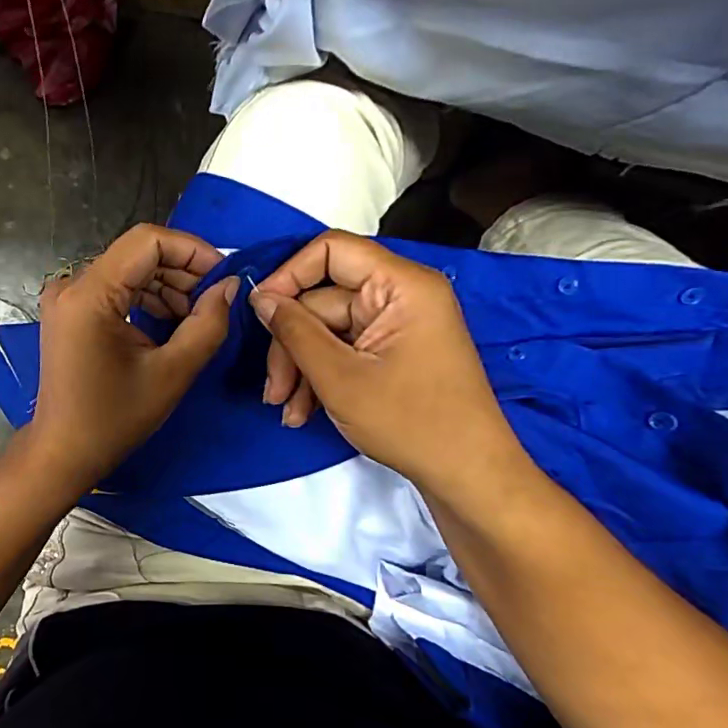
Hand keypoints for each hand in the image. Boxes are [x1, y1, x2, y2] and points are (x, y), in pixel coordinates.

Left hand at [30, 224, 238, 481]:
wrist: (64, 450)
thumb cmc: (114, 419)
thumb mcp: (172, 373)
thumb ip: (207, 323)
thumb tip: (229, 284)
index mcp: (90, 294)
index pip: (147, 241)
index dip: (192, 250)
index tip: (223, 276)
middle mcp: (71, 285)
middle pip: (138, 253)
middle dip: (182, 270)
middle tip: (214, 301)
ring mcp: (67, 297)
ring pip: (129, 268)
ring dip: (167, 284)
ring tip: (195, 316)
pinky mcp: (70, 310)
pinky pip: (115, 286)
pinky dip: (146, 296)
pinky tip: (170, 321)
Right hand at [248, 230, 519, 483]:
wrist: (467, 476)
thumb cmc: (411, 423)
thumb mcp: (339, 377)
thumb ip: (294, 330)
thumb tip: (260, 297)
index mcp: (401, 285)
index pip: (331, 250)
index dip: (289, 274)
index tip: (259, 310)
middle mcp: (399, 295)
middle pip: (321, 299)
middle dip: (290, 344)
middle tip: (273, 388)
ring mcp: (394, 324)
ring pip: (324, 328)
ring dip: (299, 366)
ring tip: (287, 408)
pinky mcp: (390, 349)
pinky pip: (340, 348)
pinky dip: (318, 374)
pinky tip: (303, 409)